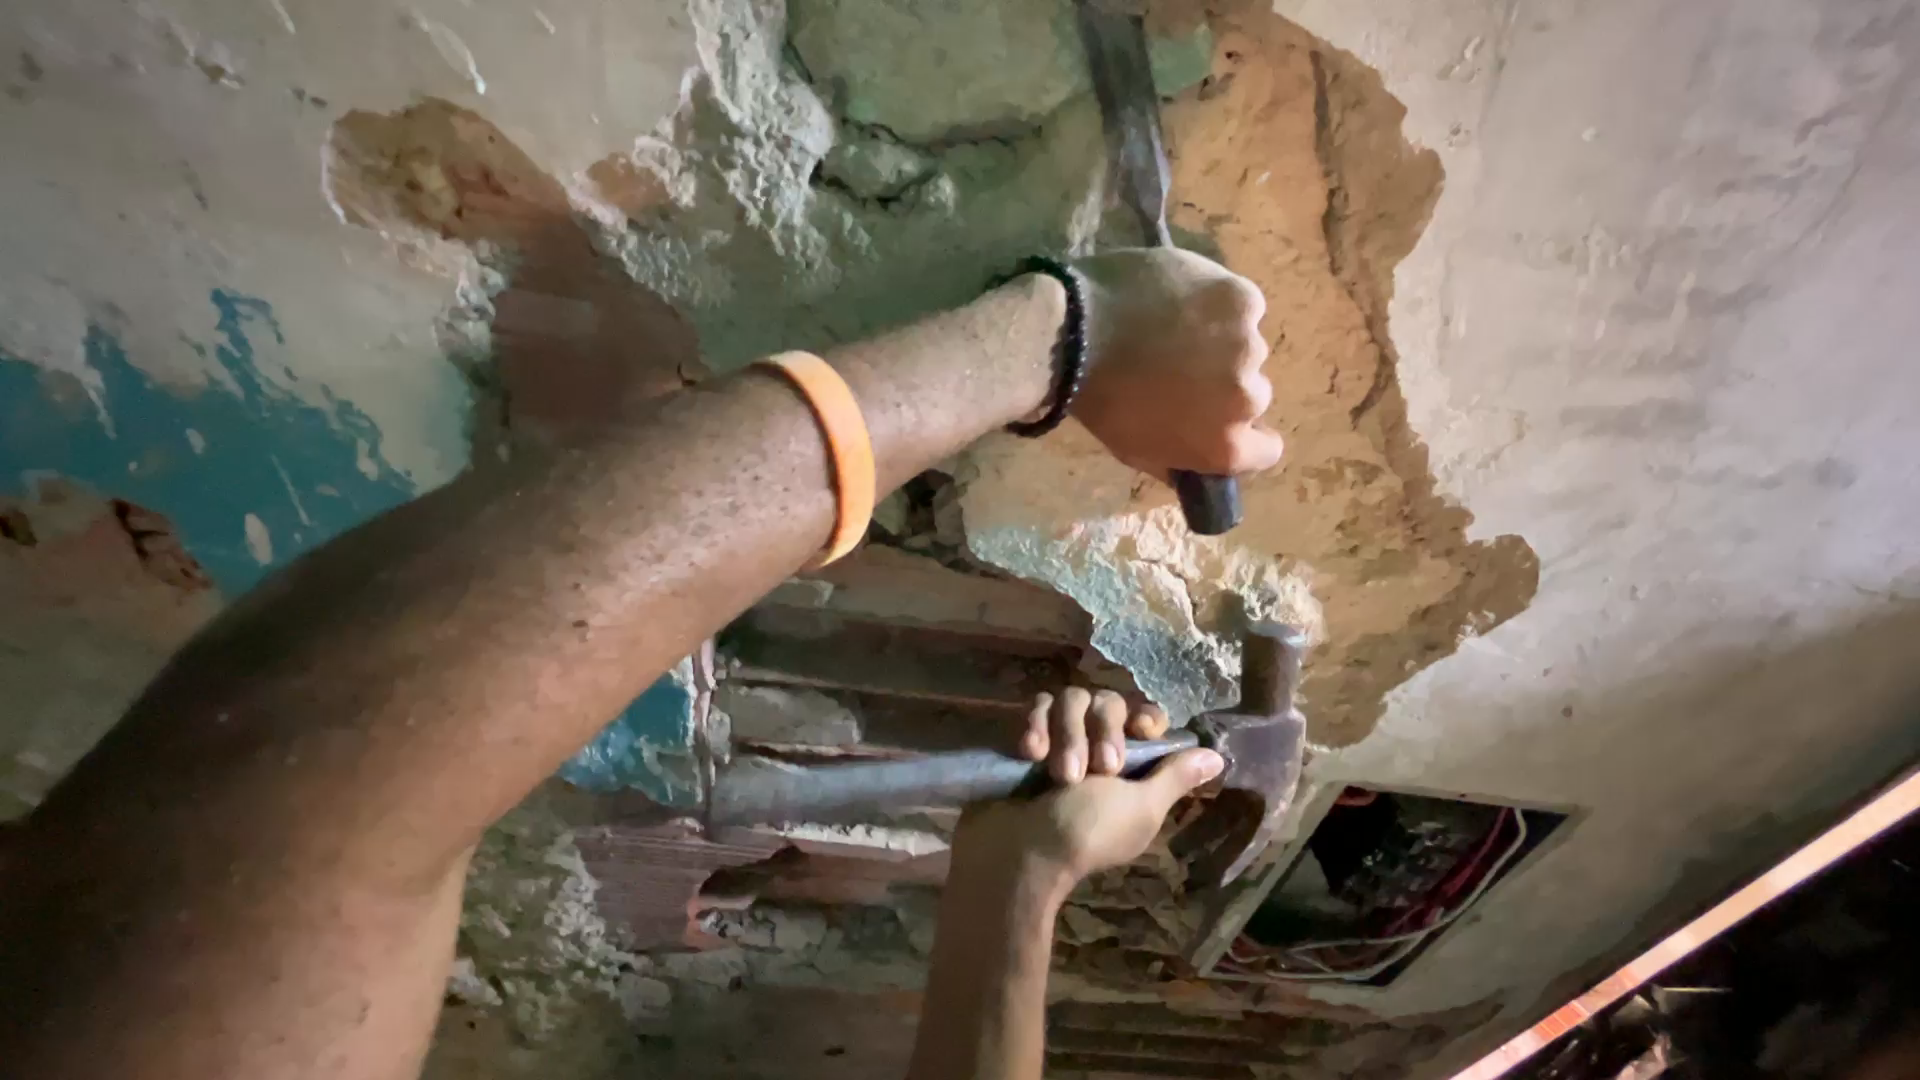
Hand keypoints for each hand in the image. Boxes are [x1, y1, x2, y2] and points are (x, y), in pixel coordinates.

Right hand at [951, 688, 1225, 895]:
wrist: (1018, 851)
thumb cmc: (1087, 832)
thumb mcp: (1140, 808)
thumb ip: (1175, 777)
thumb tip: (1219, 758)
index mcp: (1131, 765)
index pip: (1146, 717)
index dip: (1145, 717)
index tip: (1142, 730)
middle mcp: (1096, 745)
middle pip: (1108, 702)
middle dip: (1102, 731)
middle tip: (1098, 769)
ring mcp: (1059, 738)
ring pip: (1071, 699)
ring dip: (1068, 734)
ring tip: (1059, 774)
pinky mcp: (1027, 734)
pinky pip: (1037, 706)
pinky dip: (1036, 725)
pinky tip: (1029, 752)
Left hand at [1070, 248, 1284, 480]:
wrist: (1076, 334)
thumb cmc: (1099, 400)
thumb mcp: (1136, 451)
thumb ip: (1180, 460)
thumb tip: (1197, 466)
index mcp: (1225, 446)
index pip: (1266, 450)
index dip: (1247, 435)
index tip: (1221, 417)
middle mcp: (1247, 399)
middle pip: (1255, 393)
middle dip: (1226, 383)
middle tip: (1185, 367)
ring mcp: (1248, 346)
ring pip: (1247, 345)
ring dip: (1223, 340)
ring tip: (1176, 330)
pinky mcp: (1243, 300)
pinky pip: (1241, 306)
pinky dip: (1217, 304)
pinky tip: (1182, 302)